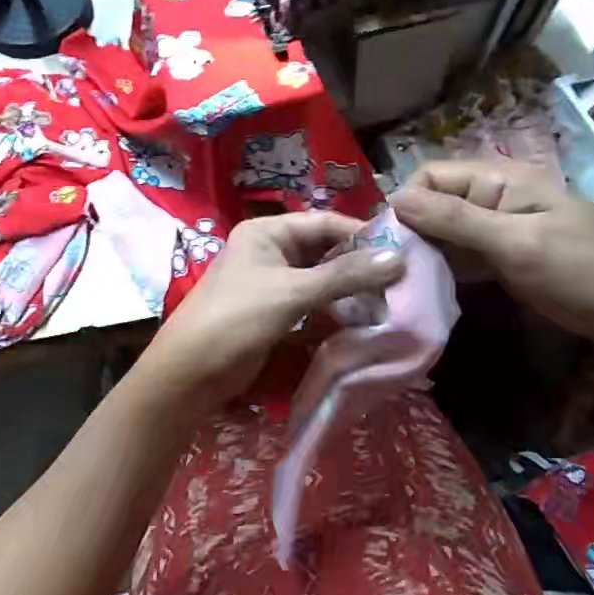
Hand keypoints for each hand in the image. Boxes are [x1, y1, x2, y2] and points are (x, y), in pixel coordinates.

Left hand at [136, 211, 405, 406]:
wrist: (191, 373)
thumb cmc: (237, 319)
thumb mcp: (292, 292)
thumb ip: (345, 275)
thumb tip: (398, 259)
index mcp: (267, 232)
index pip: (324, 222)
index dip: (362, 234)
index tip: (402, 251)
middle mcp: (269, 251)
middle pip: (324, 250)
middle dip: (358, 266)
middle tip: (399, 283)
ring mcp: (271, 283)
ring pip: (320, 279)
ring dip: (349, 291)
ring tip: (386, 303)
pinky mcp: (274, 313)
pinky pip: (312, 304)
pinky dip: (334, 310)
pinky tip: (361, 321)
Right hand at [390, 160, 593, 378]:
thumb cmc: (585, 270)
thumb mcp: (518, 243)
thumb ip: (456, 220)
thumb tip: (395, 199)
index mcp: (501, 180)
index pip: (430, 176)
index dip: (404, 203)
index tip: (386, 243)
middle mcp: (494, 199)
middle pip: (433, 205)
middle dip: (408, 233)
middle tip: (389, 271)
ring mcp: (498, 233)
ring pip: (442, 235)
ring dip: (422, 255)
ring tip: (400, 284)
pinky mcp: (502, 262)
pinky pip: (460, 259)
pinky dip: (442, 272)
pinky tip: (426, 291)